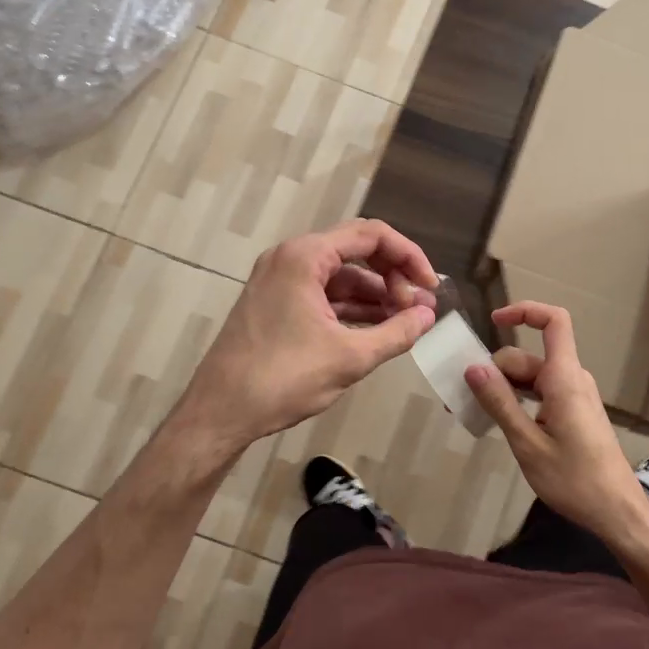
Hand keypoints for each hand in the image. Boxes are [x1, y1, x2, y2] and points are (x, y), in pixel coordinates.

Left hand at [176, 219, 438, 457]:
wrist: (218, 413)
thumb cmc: (283, 378)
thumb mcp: (349, 357)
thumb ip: (396, 332)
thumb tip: (428, 315)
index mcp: (305, 256)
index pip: (372, 235)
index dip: (409, 257)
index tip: (430, 287)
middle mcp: (290, 257)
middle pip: (357, 250)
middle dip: (394, 276)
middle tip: (419, 308)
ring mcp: (280, 280)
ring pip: (342, 275)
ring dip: (376, 295)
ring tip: (407, 322)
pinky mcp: (276, 303)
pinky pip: (324, 293)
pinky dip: (352, 307)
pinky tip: (378, 329)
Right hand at [464, 302, 648, 540]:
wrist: (616, 510)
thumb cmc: (574, 479)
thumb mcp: (528, 444)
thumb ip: (501, 403)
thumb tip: (473, 367)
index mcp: (565, 378)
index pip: (554, 322)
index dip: (525, 311)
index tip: (493, 322)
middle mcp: (572, 379)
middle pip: (529, 358)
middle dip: (494, 371)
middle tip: (459, 400)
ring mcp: (574, 396)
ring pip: (532, 378)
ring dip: (503, 389)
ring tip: (471, 413)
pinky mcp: (574, 413)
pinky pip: (541, 394)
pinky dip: (518, 401)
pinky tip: (499, 422)